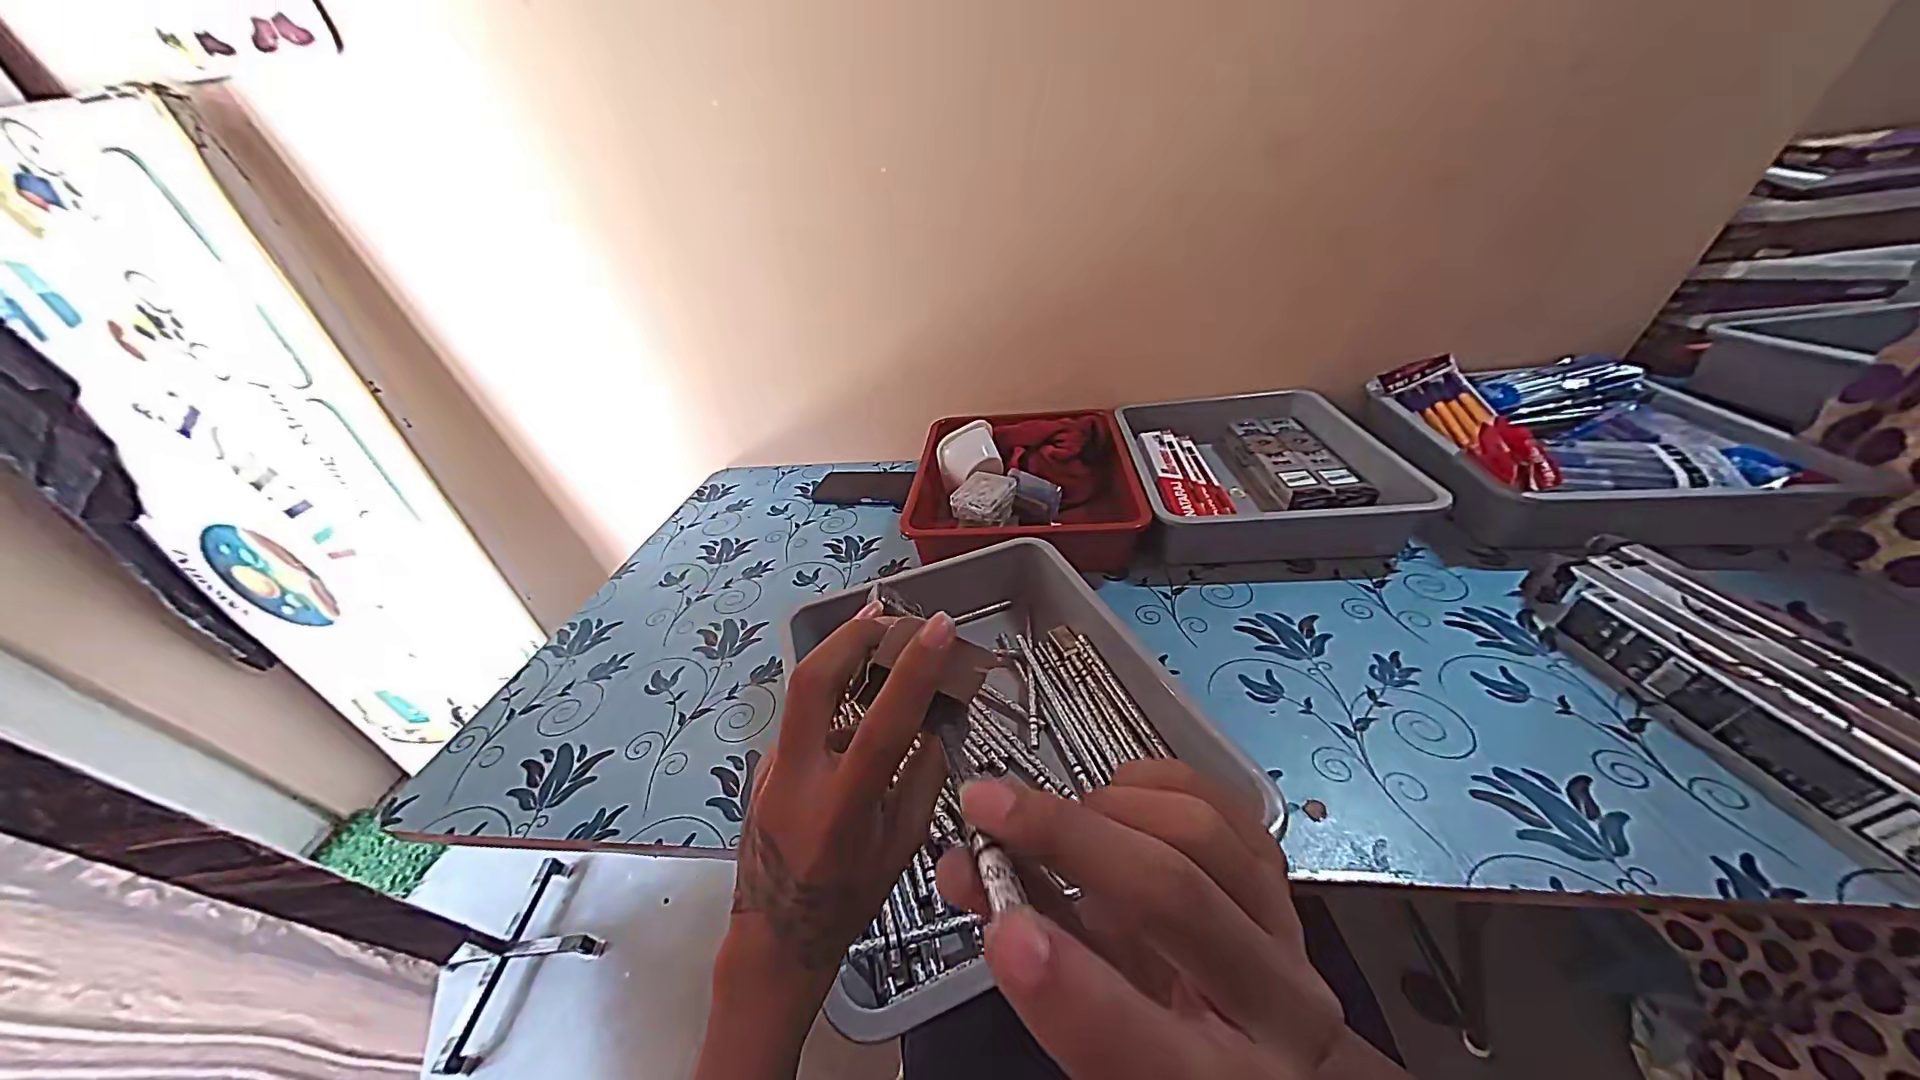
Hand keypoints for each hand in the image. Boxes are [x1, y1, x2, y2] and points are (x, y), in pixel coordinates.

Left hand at [696, 603, 952, 1079]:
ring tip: (876, 629)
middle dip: (852, 635)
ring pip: (802, 689)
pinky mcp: (764, 763)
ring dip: (841, 652)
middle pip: (812, 682)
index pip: (882, 725)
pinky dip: (835, 689)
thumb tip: (935, 722)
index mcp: (843, 806)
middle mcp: (797, 777)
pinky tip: (858, 692)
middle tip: (886, 612)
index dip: (913, 670)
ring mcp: (771, 766)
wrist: (772, 938)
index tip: (939, 627)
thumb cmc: (847, 899)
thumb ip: (923, 777)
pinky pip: (804, 713)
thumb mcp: (902, 845)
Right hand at [938, 761, 1405, 1078]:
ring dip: (1106, 806)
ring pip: (1198, 831)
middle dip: (1067, 839)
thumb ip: (1035, 968)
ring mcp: (1282, 927)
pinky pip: (1221, 803)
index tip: (1002, 931)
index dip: (1070, 988)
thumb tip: (967, 872)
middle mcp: (1272, 1005)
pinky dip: (1153, 782)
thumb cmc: (1167, 1054)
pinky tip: (1112, 794)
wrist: (1260, 1052)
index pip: (1146, 1046)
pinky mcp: (1274, 876)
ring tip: (1057, 817)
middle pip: (1173, 897)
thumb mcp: (1098, 1042)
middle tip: (988, 808)